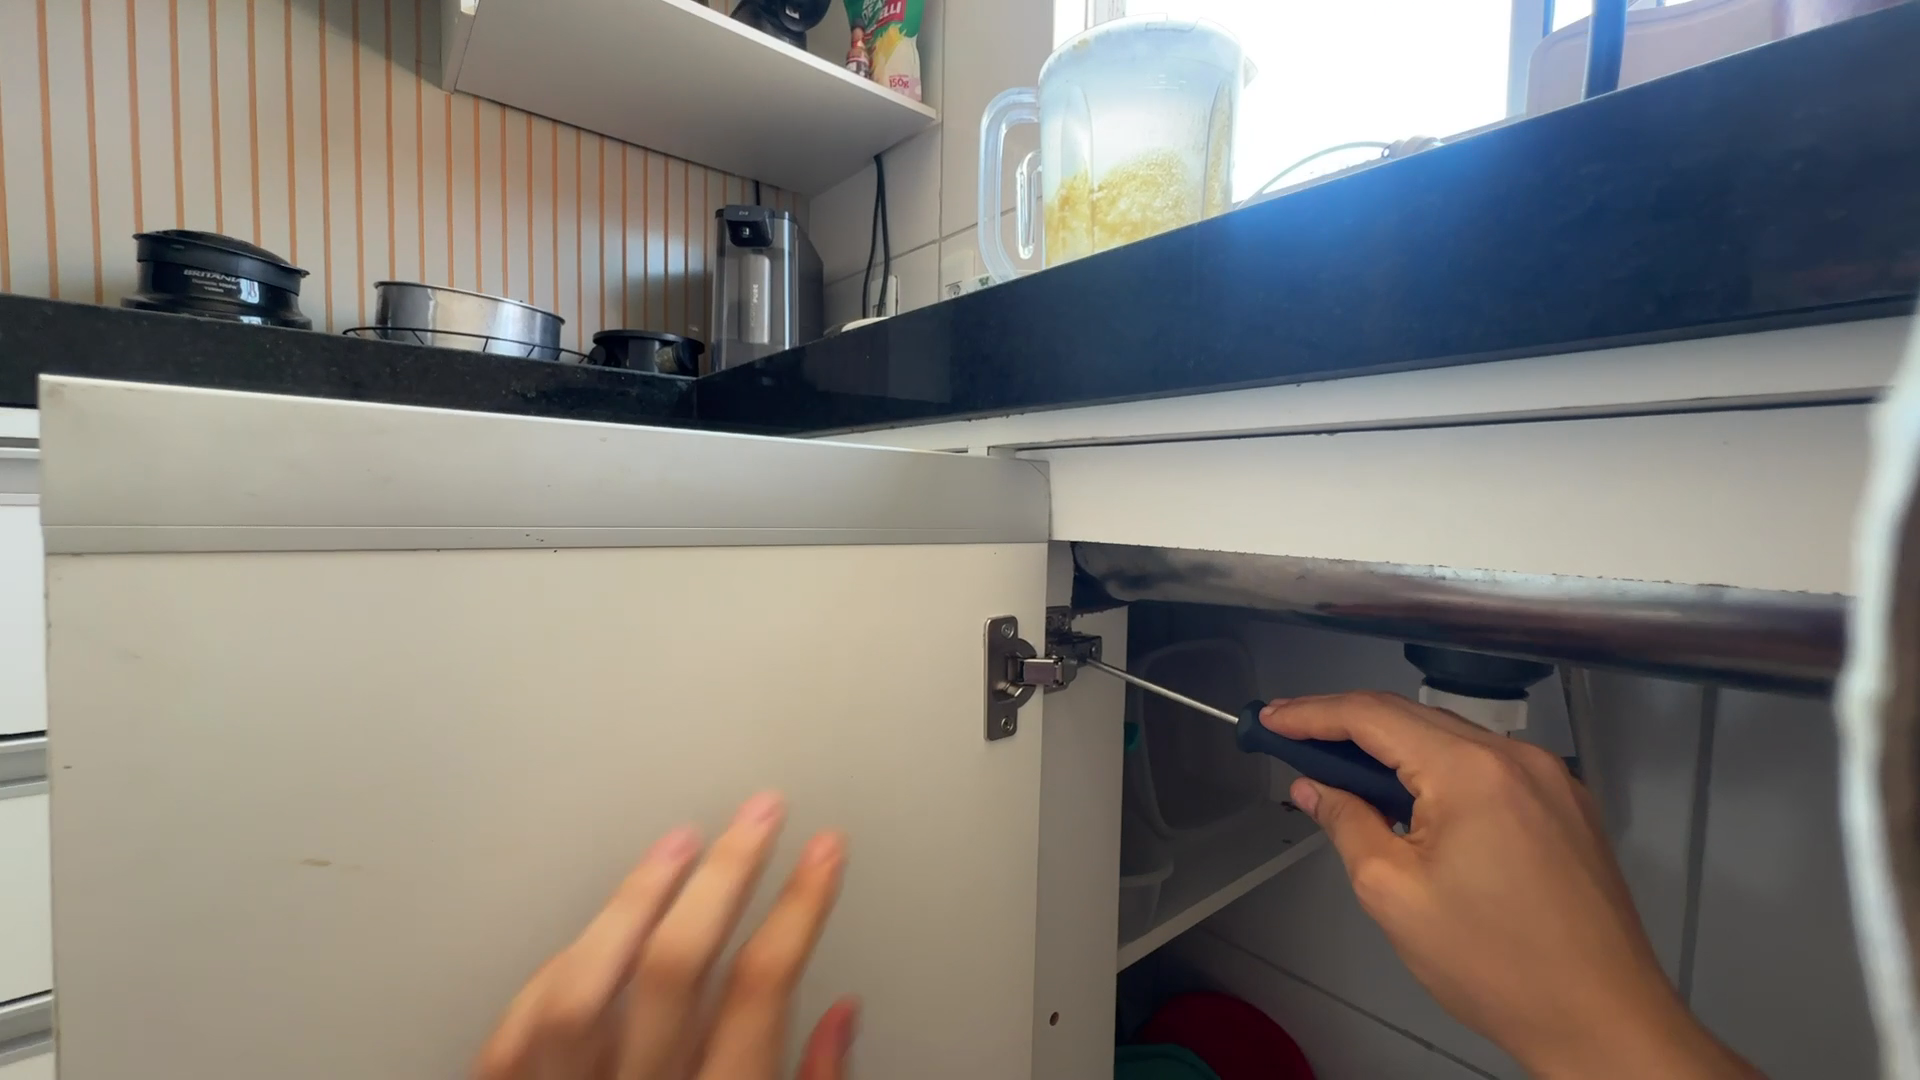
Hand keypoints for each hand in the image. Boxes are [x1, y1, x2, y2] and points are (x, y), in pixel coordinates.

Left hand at [475, 792, 856, 1079]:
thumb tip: (845, 1014)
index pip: (762, 991)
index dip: (801, 906)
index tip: (826, 849)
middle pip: (674, 970)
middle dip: (727, 874)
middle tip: (759, 812)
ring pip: (581, 989)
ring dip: (633, 899)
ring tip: (678, 840)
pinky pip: (514, 1038)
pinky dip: (557, 970)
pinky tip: (597, 926)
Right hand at [1263, 692, 1759, 1079]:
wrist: (1611, 1030)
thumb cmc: (1494, 965)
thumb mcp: (1391, 891)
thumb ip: (1344, 821)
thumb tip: (1311, 788)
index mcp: (1471, 771)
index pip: (1370, 716)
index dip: (1309, 713)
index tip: (1268, 719)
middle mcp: (1515, 756)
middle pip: (1406, 715)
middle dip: (1340, 721)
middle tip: (1287, 733)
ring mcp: (1548, 777)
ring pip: (1443, 734)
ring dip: (1384, 742)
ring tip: (1334, 760)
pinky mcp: (1564, 802)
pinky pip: (1478, 761)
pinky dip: (1428, 763)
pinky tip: (1402, 789)